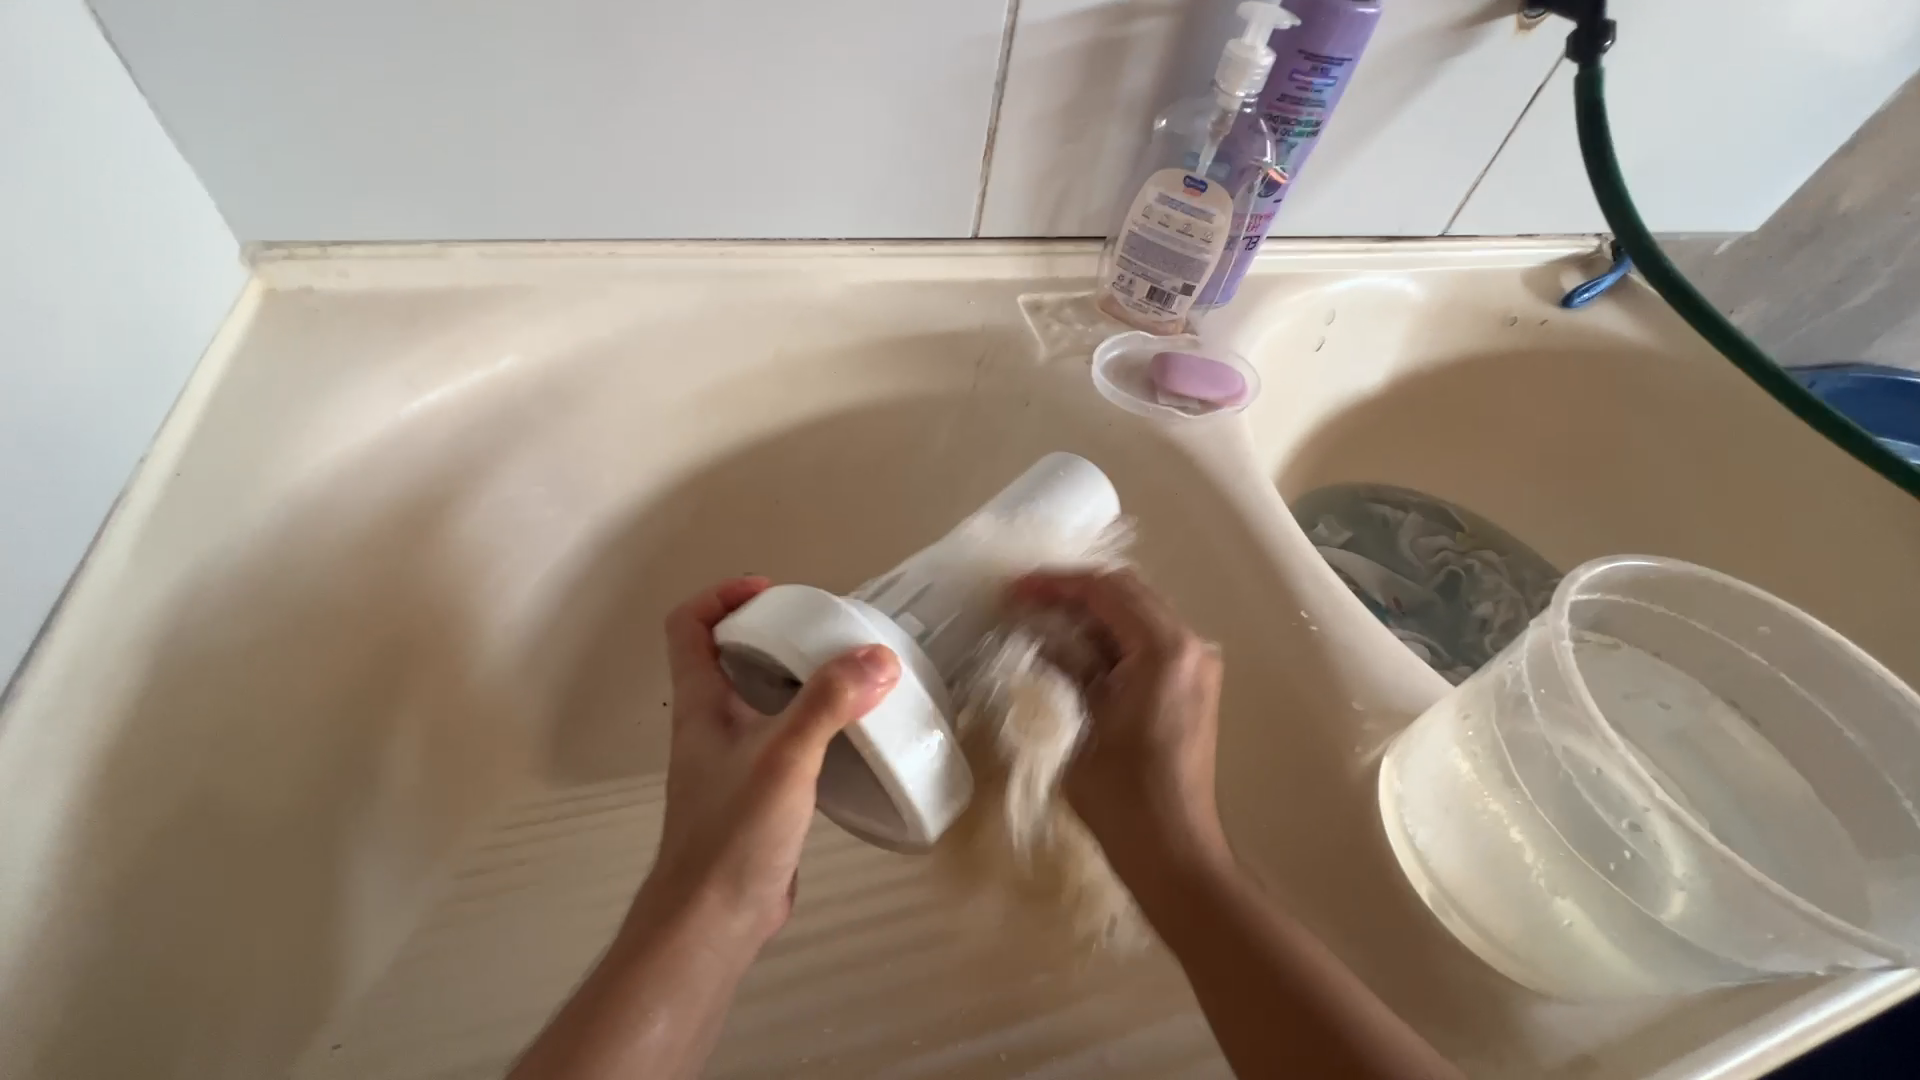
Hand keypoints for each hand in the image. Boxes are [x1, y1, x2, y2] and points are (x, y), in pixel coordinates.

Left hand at [631, 577, 901, 953]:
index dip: (722, 596)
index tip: (772, 592)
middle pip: (729, 655)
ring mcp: (734, 758)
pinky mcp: (760, 789)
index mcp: (701, 703)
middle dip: (774, 631)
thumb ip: (828, 703)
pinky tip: (851, 730)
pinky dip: (814, 721)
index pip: (688, 625)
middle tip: (825, 629)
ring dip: (798, 677)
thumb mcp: (784, 755)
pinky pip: (785, 735)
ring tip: (848, 671)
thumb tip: (879, 658)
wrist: (716, 920)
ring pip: (761, 697)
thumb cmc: (734, 831)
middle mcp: (712, 723)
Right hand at [1009, 569, 1229, 878]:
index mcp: (1164, 649)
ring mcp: (1195, 666)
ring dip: (1089, 613)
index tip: (1015, 590)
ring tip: (1040, 621)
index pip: (1106, 591)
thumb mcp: (1083, 721)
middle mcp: (1189, 646)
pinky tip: (1072, 649)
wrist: (1172, 851)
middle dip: (1072, 593)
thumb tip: (1040, 632)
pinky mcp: (1190, 686)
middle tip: (1023, 601)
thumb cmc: (1123, 795)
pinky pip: (1145, 641)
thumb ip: (1067, 666)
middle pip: (1125, 593)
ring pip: (1136, 614)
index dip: (1056, 584)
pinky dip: (1108, 637)